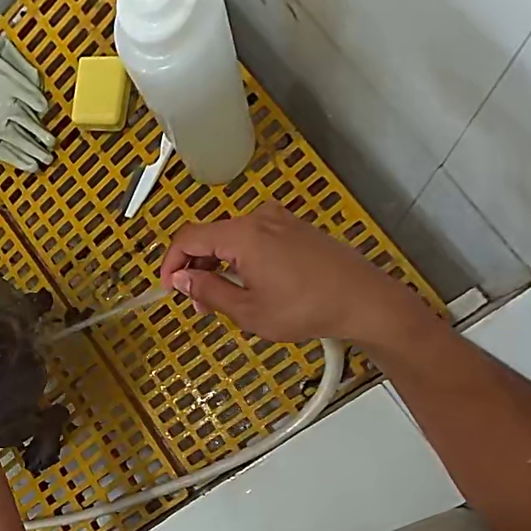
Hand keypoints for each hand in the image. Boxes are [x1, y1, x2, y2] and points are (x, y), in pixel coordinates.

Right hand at [159, 204, 430, 345]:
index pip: (189, 238)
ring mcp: (282, 221)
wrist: (361, 300)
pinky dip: (245, 260)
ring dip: (221, 266)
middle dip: (198, 268)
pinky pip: (258, 240)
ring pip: (234, 239)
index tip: (169, 288)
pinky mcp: (298, 230)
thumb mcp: (249, 312)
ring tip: (227, 300)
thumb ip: (209, 291)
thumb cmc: (310, 308)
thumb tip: (182, 279)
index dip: (171, 263)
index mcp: (242, 235)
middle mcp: (261, 218)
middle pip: (211, 236)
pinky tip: (254, 287)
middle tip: (199, 303)